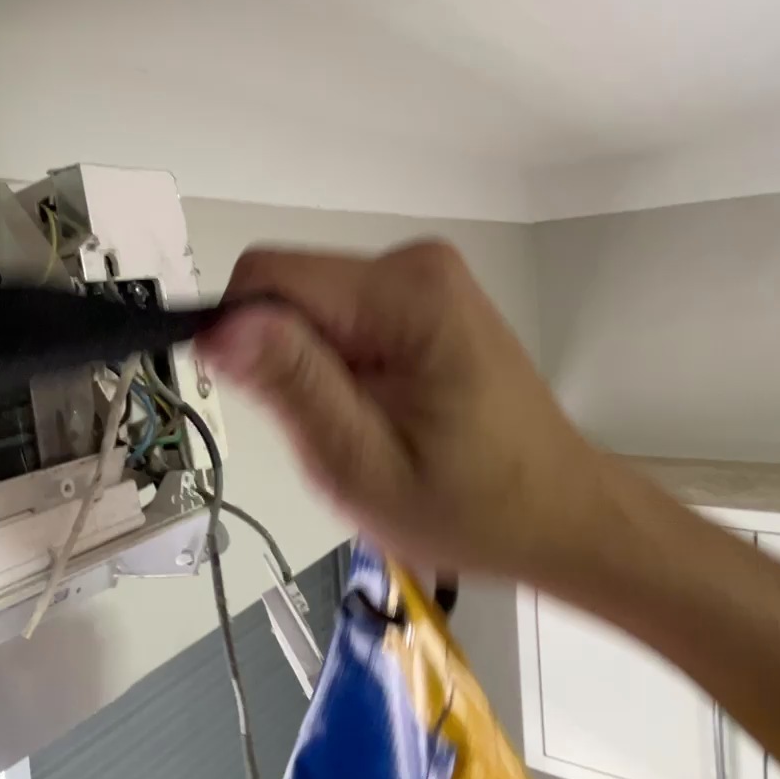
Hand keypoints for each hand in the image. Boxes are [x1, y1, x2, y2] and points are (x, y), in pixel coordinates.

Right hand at [197, 242, 626, 586]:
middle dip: (281, 360)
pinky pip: (335, 315)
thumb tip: (219, 327)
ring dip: (306, 366)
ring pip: (305, 305)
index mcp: (404, 294)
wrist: (560, 514)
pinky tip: (372, 406)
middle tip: (325, 429)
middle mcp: (412, 264)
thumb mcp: (359, 465)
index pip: (264, 277)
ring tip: (355, 423)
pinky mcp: (422, 296)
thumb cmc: (468, 507)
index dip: (241, 337)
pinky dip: (332, 362)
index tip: (266, 407)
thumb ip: (291, 387)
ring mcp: (421, 277)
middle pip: (286, 289)